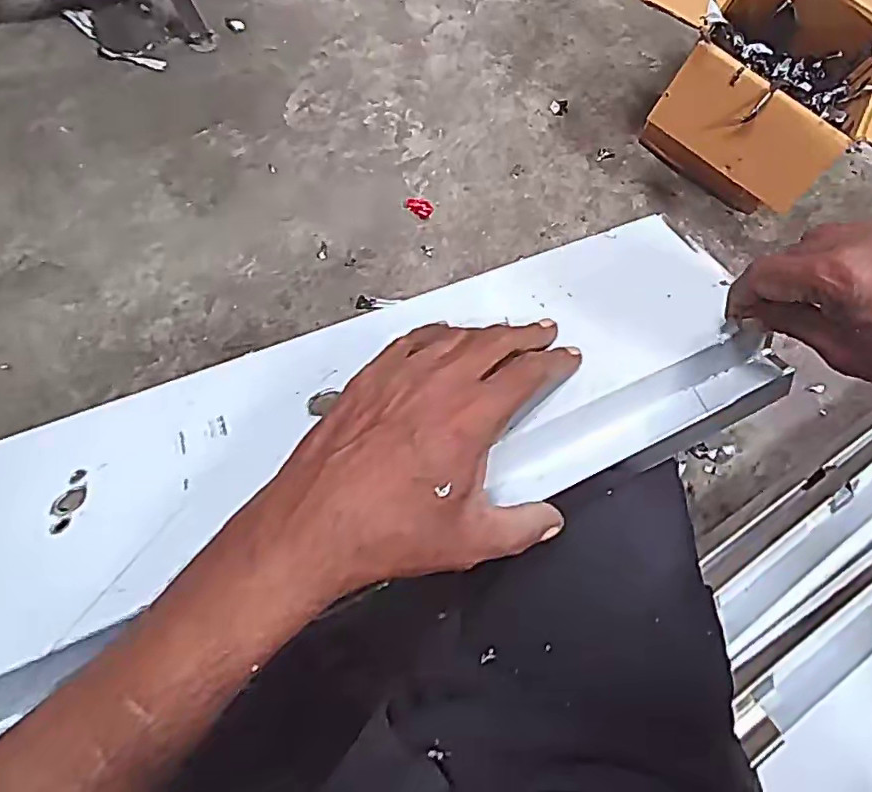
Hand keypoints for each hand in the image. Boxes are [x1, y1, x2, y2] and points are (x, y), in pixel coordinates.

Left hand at [197, 322, 579, 620]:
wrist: (309, 530)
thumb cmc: (376, 531)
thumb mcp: (467, 540)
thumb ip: (520, 528)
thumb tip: (544, 521)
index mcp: (469, 418)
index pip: (526, 373)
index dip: (552, 361)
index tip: (562, 358)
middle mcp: (437, 387)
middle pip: (496, 342)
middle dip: (527, 335)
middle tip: (542, 333)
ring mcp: (400, 377)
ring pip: (456, 336)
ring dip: (487, 331)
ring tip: (502, 332)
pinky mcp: (370, 379)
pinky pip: (413, 339)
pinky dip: (437, 332)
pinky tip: (441, 335)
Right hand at [727, 219, 871, 427]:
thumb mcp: (849, 353)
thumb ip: (796, 323)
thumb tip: (768, 311)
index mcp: (838, 270)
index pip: (766, 270)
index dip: (745, 292)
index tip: (743, 305)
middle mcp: (864, 238)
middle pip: (799, 249)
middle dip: (786, 279)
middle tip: (786, 310)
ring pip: (836, 238)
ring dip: (824, 265)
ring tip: (841, 303)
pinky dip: (864, 257)